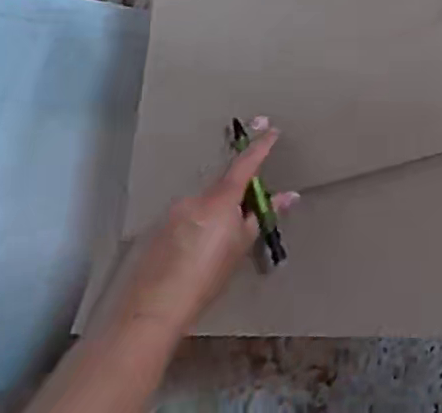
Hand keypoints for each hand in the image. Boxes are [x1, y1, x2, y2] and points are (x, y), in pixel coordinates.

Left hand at [114, 117, 298, 334]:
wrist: (152, 309)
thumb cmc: (207, 276)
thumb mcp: (241, 245)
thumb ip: (262, 215)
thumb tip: (289, 196)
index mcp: (220, 198)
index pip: (246, 164)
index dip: (261, 146)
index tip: (272, 131)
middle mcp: (195, 197)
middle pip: (221, 189)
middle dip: (234, 200)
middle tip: (241, 224)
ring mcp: (172, 212)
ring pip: (201, 206)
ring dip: (211, 218)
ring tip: (211, 252)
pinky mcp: (156, 230)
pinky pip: (184, 220)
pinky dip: (192, 230)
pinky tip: (190, 258)